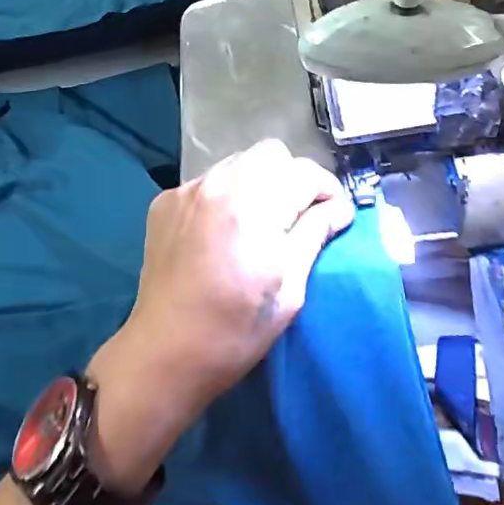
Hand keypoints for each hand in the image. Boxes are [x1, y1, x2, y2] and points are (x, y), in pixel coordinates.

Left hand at [83, 141, 354, 490]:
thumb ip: (315, 235)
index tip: (331, 213)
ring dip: (257, 182)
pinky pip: (208, 181)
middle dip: (291, 177)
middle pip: (271, 153)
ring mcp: (188, 189)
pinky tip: (223, 230)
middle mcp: (218, 183)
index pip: (304, 171)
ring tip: (258, 222)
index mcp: (253, 205)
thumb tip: (338, 208)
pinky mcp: (166, 200)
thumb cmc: (236, 328)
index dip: (326, 189)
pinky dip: (225, 195)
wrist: (165, 351)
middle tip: (296, 214)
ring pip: (238, 162)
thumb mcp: (289, 288)